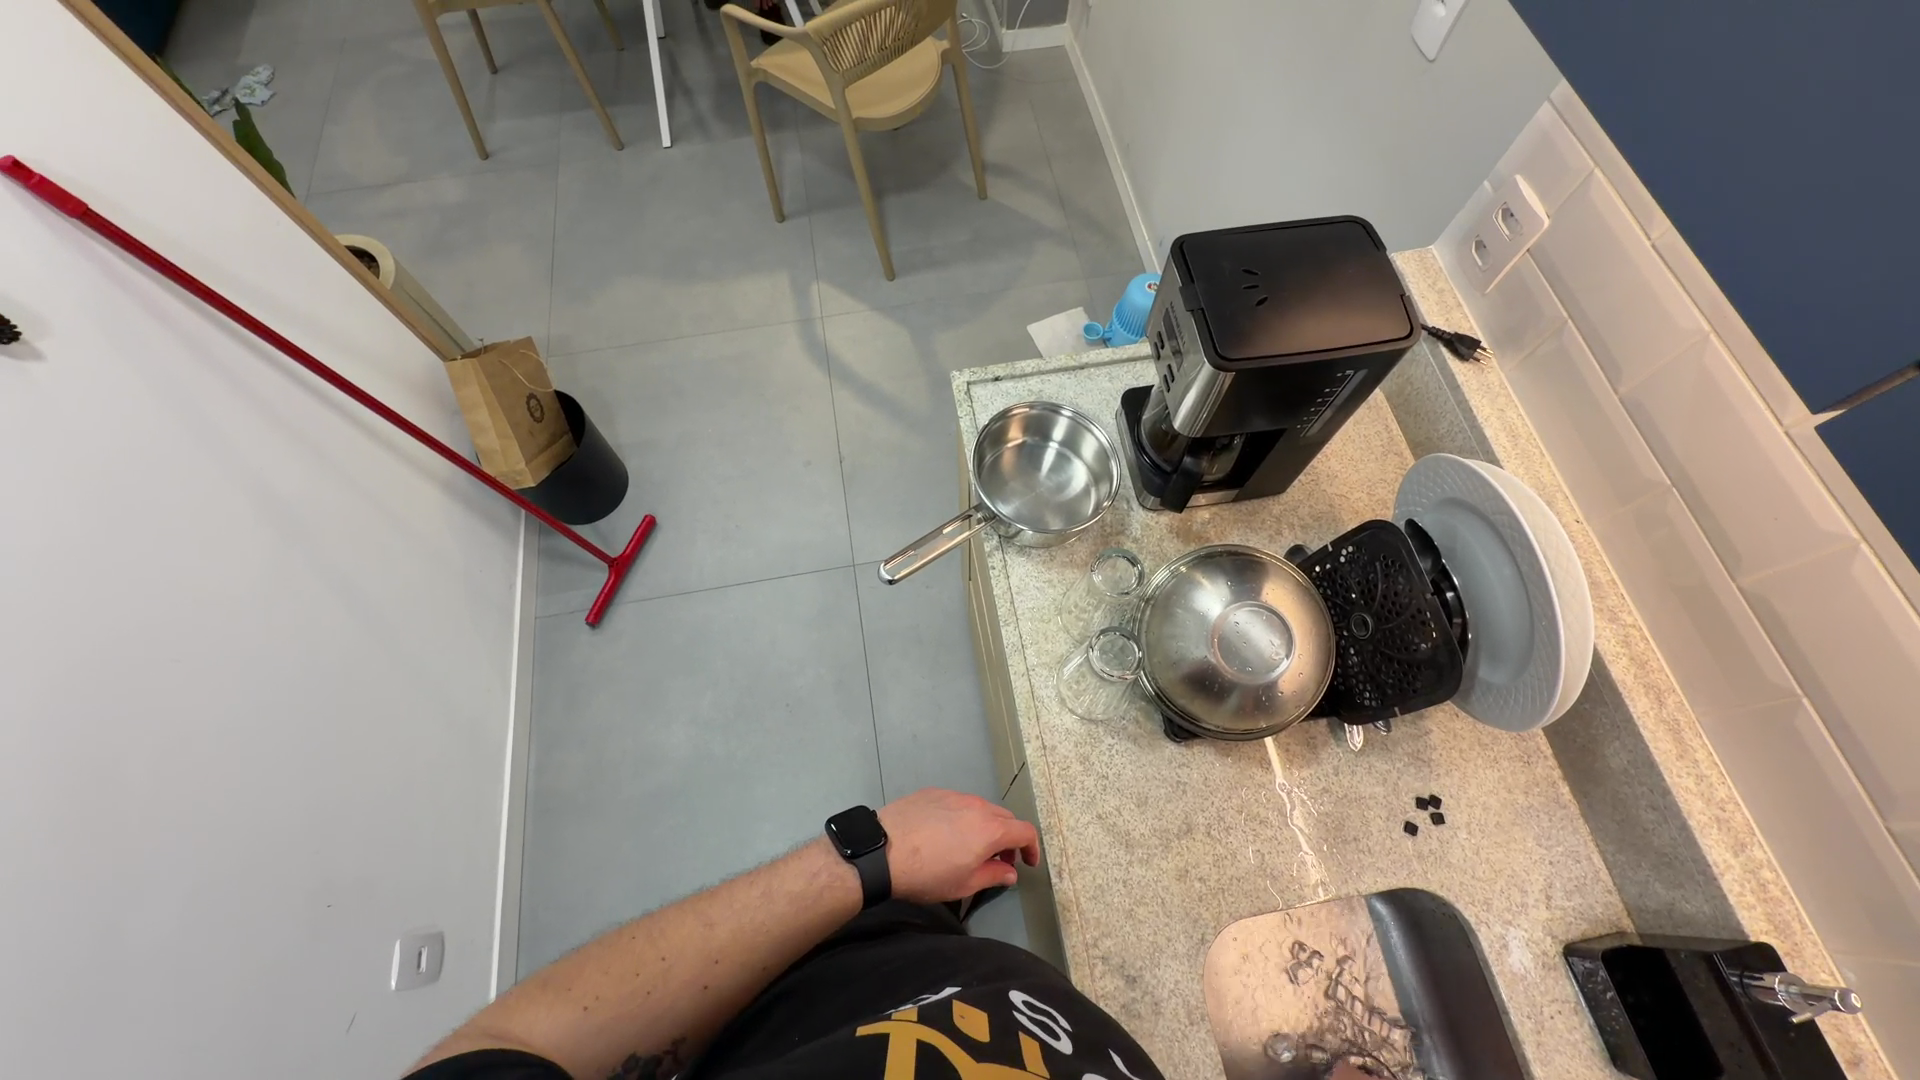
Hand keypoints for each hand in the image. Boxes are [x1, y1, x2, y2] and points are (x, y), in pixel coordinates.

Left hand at [876, 789, 1041, 903]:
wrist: (882, 851)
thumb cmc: (927, 874)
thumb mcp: (964, 885)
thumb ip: (993, 876)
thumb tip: (1010, 872)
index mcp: (990, 829)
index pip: (1025, 831)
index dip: (1032, 848)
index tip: (1028, 864)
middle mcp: (976, 806)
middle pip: (1004, 818)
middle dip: (1009, 839)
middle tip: (1000, 860)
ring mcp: (954, 795)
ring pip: (980, 808)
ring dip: (985, 827)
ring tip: (972, 847)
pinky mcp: (933, 792)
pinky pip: (957, 802)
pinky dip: (963, 817)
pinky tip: (945, 834)